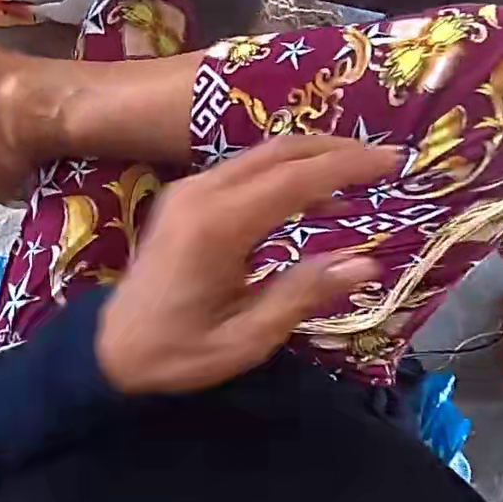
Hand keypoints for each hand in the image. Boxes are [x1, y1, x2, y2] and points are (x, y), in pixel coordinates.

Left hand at [96, 135, 393, 394]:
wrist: (109, 349)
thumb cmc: (179, 352)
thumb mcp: (246, 338)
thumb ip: (304, 294)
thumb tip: (366, 264)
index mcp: (218, 226)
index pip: (297, 178)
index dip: (349, 165)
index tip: (393, 162)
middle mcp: (203, 193)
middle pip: (281, 151)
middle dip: (337, 149)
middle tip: (383, 161)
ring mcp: (190, 189)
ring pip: (264, 154)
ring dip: (313, 157)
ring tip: (359, 174)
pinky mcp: (187, 196)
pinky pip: (247, 169)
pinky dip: (287, 172)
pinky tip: (313, 197)